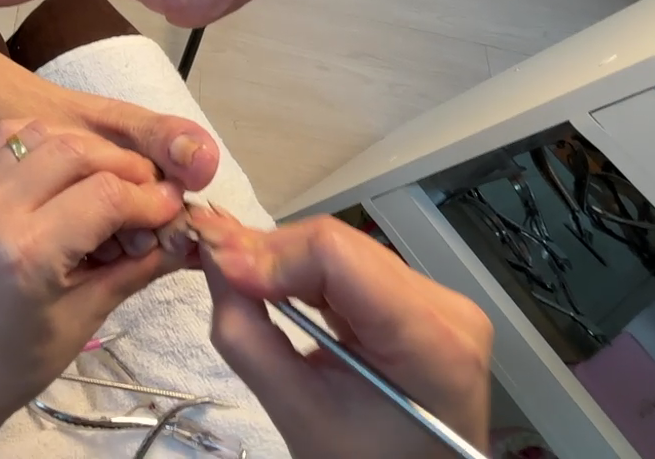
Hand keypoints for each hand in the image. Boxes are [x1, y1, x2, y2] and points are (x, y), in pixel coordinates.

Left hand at [0, 119, 192, 444]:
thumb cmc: (17, 360)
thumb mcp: (85, 318)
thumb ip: (136, 267)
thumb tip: (185, 235)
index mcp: (26, 255)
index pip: (103, 196)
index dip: (148, 197)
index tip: (172, 206)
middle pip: (74, 151)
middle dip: (123, 164)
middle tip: (148, 188)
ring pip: (41, 133)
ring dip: (85, 146)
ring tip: (109, 175)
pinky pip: (7, 137)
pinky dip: (44, 139)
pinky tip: (65, 164)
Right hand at [193, 208, 493, 457]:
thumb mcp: (295, 411)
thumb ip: (243, 330)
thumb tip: (210, 252)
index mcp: (431, 338)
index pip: (336, 254)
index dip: (270, 253)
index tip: (221, 268)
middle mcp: (444, 303)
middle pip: (335, 244)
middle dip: (267, 254)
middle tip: (214, 265)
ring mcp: (436, 297)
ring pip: (335, 246)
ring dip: (279, 259)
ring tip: (238, 278)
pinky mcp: (417, 297)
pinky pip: (344, 262)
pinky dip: (299, 271)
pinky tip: (272, 285)